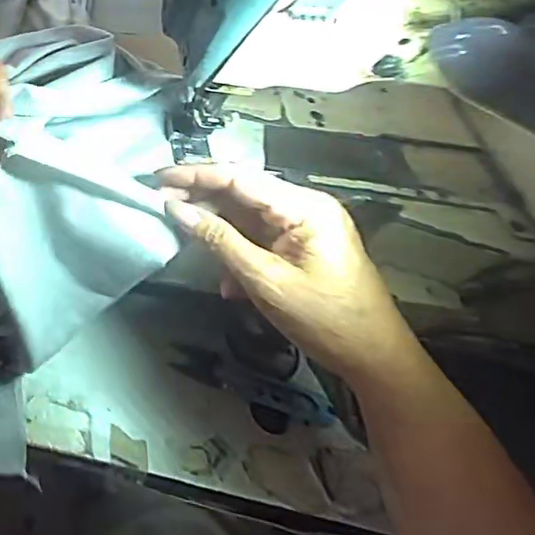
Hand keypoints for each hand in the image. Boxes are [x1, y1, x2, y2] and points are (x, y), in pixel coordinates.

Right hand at [155, 162, 419, 386]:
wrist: (376, 360)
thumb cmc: (326, 319)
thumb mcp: (264, 280)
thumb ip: (218, 239)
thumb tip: (177, 210)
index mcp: (305, 207)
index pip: (239, 178)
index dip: (195, 175)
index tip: (159, 178)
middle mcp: (305, 207)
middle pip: (240, 189)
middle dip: (199, 194)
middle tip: (159, 199)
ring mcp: (302, 225)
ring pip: (244, 211)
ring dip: (212, 221)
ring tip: (178, 226)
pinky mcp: (298, 244)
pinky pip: (255, 233)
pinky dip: (231, 244)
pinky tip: (219, 271)